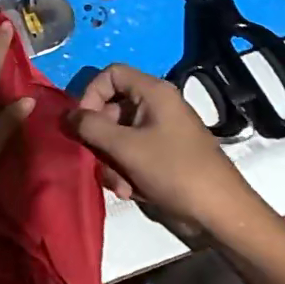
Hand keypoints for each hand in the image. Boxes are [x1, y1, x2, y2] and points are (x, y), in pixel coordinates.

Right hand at [68, 63, 266, 232]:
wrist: (217, 209)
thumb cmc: (173, 170)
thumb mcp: (126, 148)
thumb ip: (91, 128)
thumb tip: (66, 115)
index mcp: (153, 92)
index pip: (111, 74)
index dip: (91, 94)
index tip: (82, 123)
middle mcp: (156, 105)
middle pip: (111, 108)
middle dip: (100, 138)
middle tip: (99, 161)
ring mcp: (160, 130)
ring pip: (118, 135)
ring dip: (112, 160)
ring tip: (121, 184)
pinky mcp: (162, 153)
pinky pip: (132, 152)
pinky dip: (126, 170)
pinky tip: (131, 190)